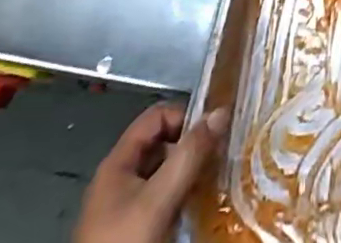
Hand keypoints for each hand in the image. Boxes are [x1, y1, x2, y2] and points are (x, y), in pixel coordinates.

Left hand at [73, 103, 228, 242]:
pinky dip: (185, 195)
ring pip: (166, 173)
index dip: (185, 118)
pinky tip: (202, 206)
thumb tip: (221, 112)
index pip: (157, 116)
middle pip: (163, 144)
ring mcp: (127, 205)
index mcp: (118, 162)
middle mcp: (121, 178)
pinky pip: (165, 198)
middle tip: (221, 158)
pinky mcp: (135, 228)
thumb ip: (189, 155)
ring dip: (191, 172)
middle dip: (193, 147)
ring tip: (218, 180)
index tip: (213, 135)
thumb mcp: (159, 199)